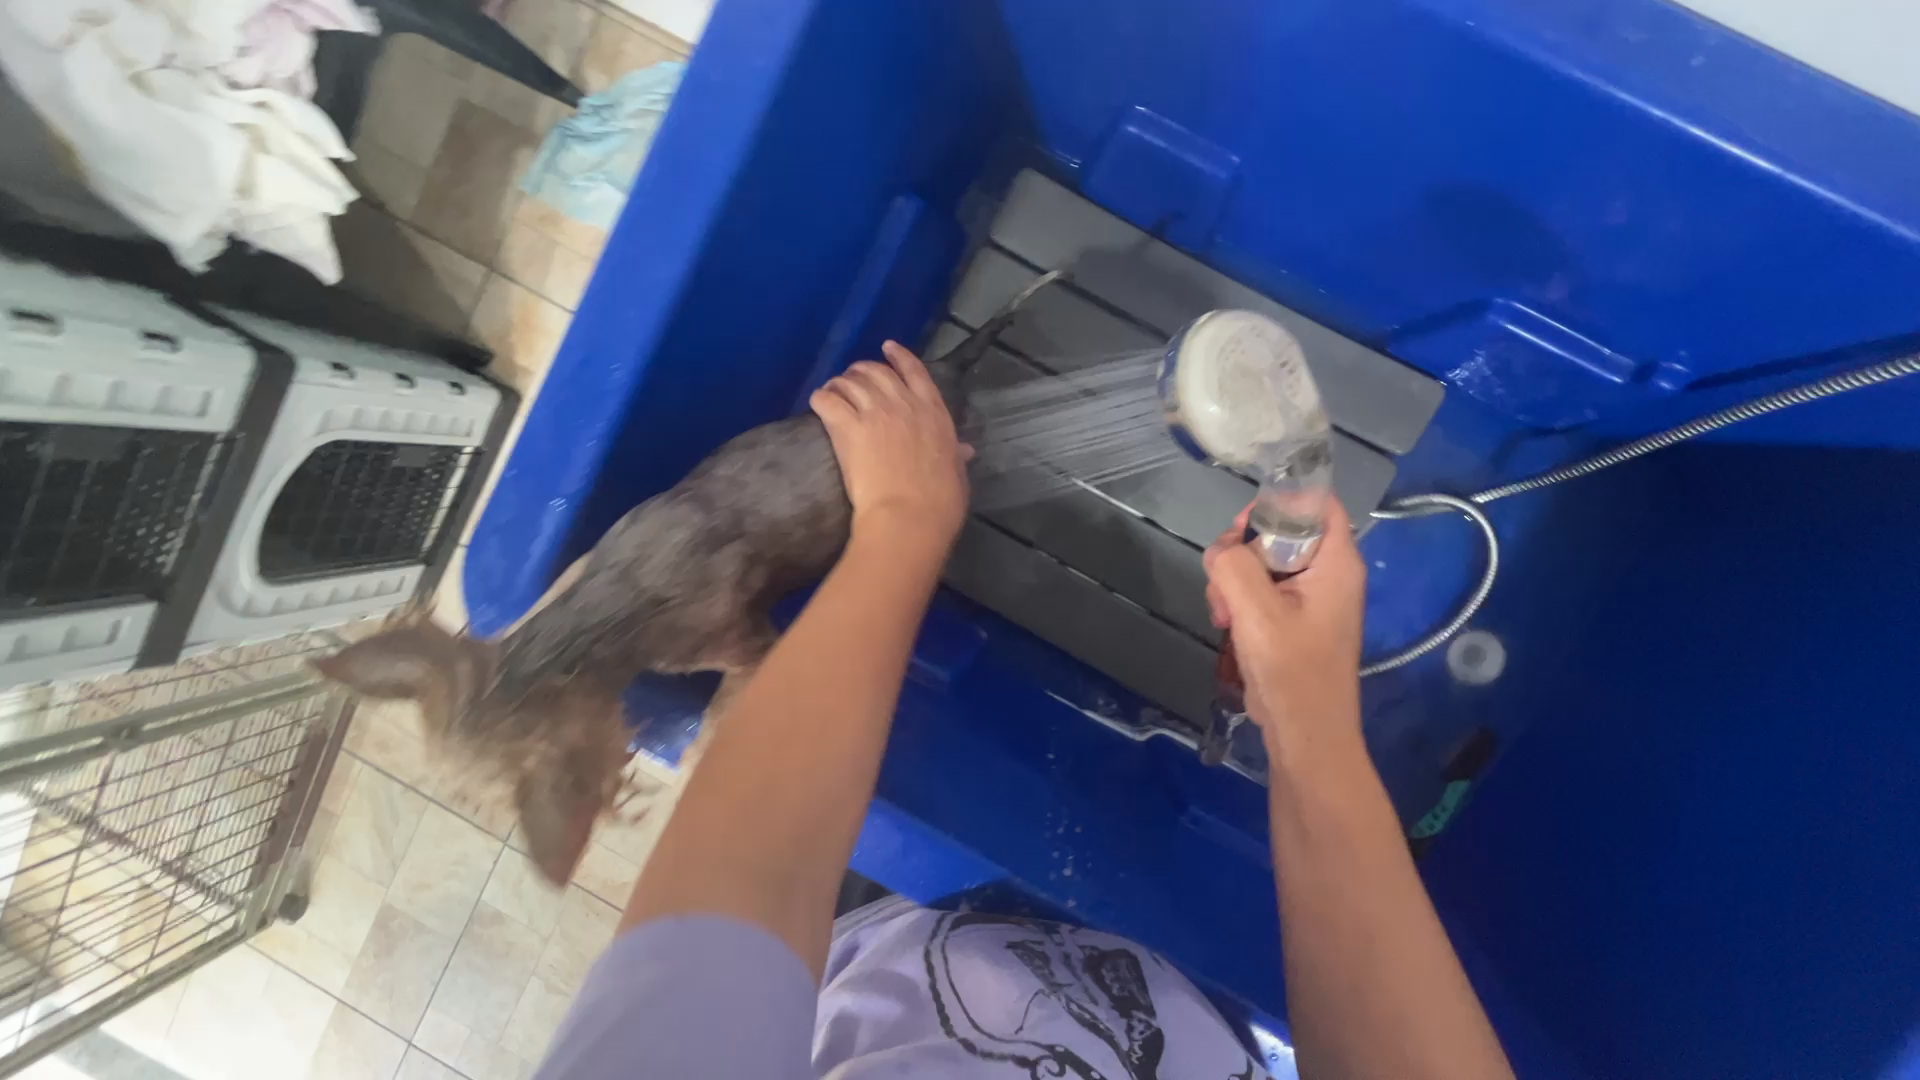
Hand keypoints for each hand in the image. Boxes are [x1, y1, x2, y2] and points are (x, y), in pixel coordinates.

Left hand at [811, 341, 971, 551]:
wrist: (910, 515)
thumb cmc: (941, 501)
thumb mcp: (957, 472)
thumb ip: (956, 456)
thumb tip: (964, 450)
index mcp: (934, 411)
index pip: (914, 371)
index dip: (899, 356)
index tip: (887, 347)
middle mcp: (903, 403)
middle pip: (877, 371)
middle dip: (862, 371)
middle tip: (852, 379)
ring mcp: (875, 412)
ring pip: (850, 382)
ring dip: (839, 383)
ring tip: (832, 391)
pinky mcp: (848, 428)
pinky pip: (828, 400)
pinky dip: (821, 398)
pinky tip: (818, 403)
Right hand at [1204, 498, 1366, 757]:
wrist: (1304, 735)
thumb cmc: (1292, 672)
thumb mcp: (1257, 612)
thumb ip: (1234, 567)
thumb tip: (1220, 551)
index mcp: (1335, 563)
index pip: (1317, 503)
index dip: (1279, 502)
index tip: (1242, 528)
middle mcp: (1327, 573)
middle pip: (1279, 531)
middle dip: (1241, 550)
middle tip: (1223, 578)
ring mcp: (1308, 598)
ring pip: (1261, 562)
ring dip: (1232, 580)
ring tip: (1225, 614)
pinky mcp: (1291, 619)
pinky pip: (1258, 589)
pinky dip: (1237, 600)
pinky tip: (1228, 623)